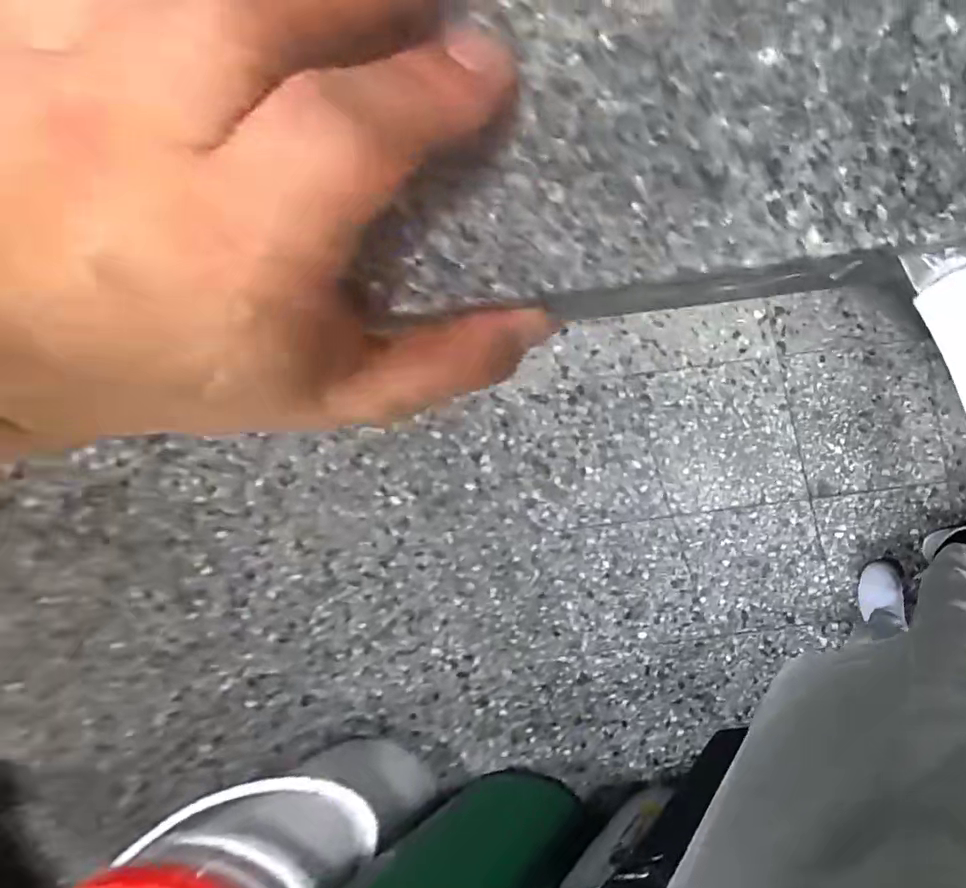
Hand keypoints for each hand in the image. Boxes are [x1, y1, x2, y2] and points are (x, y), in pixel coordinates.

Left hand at [0, 0, 551, 461]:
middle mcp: (133, 135)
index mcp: (237, 238)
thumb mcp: (341, 395)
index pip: (342, 129)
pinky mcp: (1, 33)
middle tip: (430, 4)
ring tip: (358, 2)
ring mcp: (42, 65)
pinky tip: (260, 17)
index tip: (490, 62)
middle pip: (245, 15)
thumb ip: (446, 364)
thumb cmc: (187, 369)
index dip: (425, 88)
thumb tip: (537, 318)